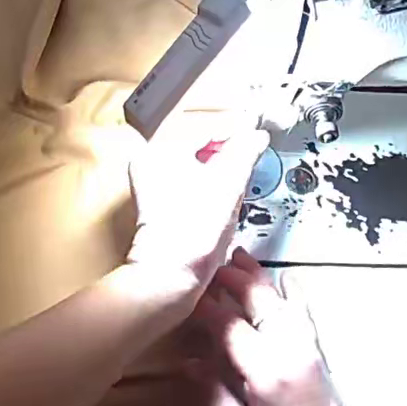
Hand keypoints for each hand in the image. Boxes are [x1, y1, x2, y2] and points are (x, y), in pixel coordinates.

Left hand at [126, 116, 268, 290]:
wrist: (172, 275)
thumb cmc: (193, 232)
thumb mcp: (230, 182)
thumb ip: (246, 151)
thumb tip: (257, 135)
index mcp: (160, 150)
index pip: (205, 129)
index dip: (235, 131)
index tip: (255, 130)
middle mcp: (149, 164)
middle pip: (199, 147)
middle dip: (227, 152)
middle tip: (250, 152)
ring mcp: (151, 186)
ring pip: (195, 166)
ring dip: (219, 169)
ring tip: (237, 178)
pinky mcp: (158, 205)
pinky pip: (189, 185)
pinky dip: (207, 186)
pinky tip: (222, 198)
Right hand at [194, 251, 399, 405]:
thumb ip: (215, 400)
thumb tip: (191, 364)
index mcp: (270, 374)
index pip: (230, 326)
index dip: (204, 308)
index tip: (182, 294)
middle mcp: (293, 351)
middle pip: (259, 301)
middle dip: (232, 278)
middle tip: (206, 262)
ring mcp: (310, 350)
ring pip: (281, 300)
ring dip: (258, 277)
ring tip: (237, 256)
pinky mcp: (320, 355)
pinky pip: (303, 312)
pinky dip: (291, 291)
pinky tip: (285, 278)